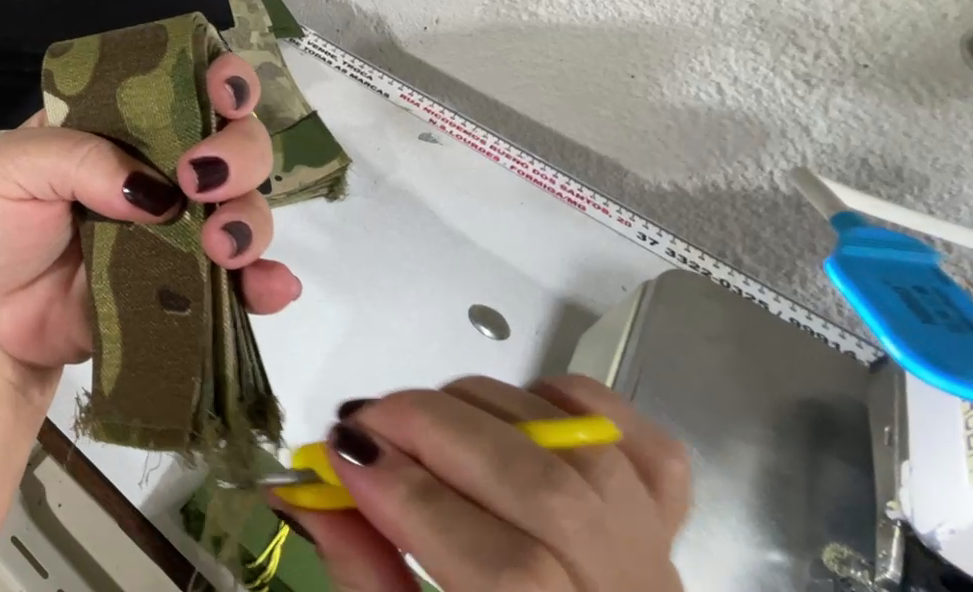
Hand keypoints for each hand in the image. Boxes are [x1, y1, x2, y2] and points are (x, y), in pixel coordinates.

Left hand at [0, 52, 302, 380]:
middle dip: (238, 153)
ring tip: (219, 245)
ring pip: (245, 207)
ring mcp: (177, 230)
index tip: (223, 97)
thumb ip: (79, 159)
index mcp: (118, 126)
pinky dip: (266, 283)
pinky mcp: (184, 288)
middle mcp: (160, 169)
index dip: (219, 81)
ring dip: (250, 218)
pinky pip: (241, 283)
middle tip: (201, 180)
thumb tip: (159, 194)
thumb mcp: (11, 167)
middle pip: (232, 143)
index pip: (182, 87)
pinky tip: (270, 288)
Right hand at [284, 375, 691, 591]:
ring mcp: (664, 562)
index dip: (413, 496)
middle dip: (429, 429)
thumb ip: (362, 576)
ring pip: (578, 447)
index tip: (337, 452)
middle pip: (544, 490)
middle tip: (358, 424)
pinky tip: (509, 418)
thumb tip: (302, 492)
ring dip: (473, 407)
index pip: (510, 570)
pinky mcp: (675, 526)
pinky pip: (642, 442)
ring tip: (413, 423)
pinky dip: (569, 404)